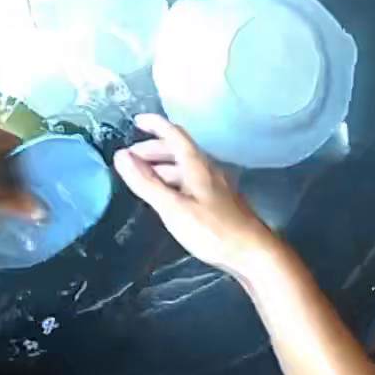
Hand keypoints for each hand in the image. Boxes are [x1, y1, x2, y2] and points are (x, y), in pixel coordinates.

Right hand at [113, 114, 286, 281]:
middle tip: (131, 157)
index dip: (155, 125)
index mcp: (197, 165)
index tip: (137, 121)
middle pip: (178, 150)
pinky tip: (167, 195)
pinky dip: (172, 180)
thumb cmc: (213, 230)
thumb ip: (146, 182)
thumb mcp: (173, 207)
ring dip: (162, 166)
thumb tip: (121, 156)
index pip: (174, 134)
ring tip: (143, 176)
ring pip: (184, 167)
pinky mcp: (219, 202)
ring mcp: (215, 186)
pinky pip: (190, 181)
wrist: (253, 253)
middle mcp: (208, 170)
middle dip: (153, 149)